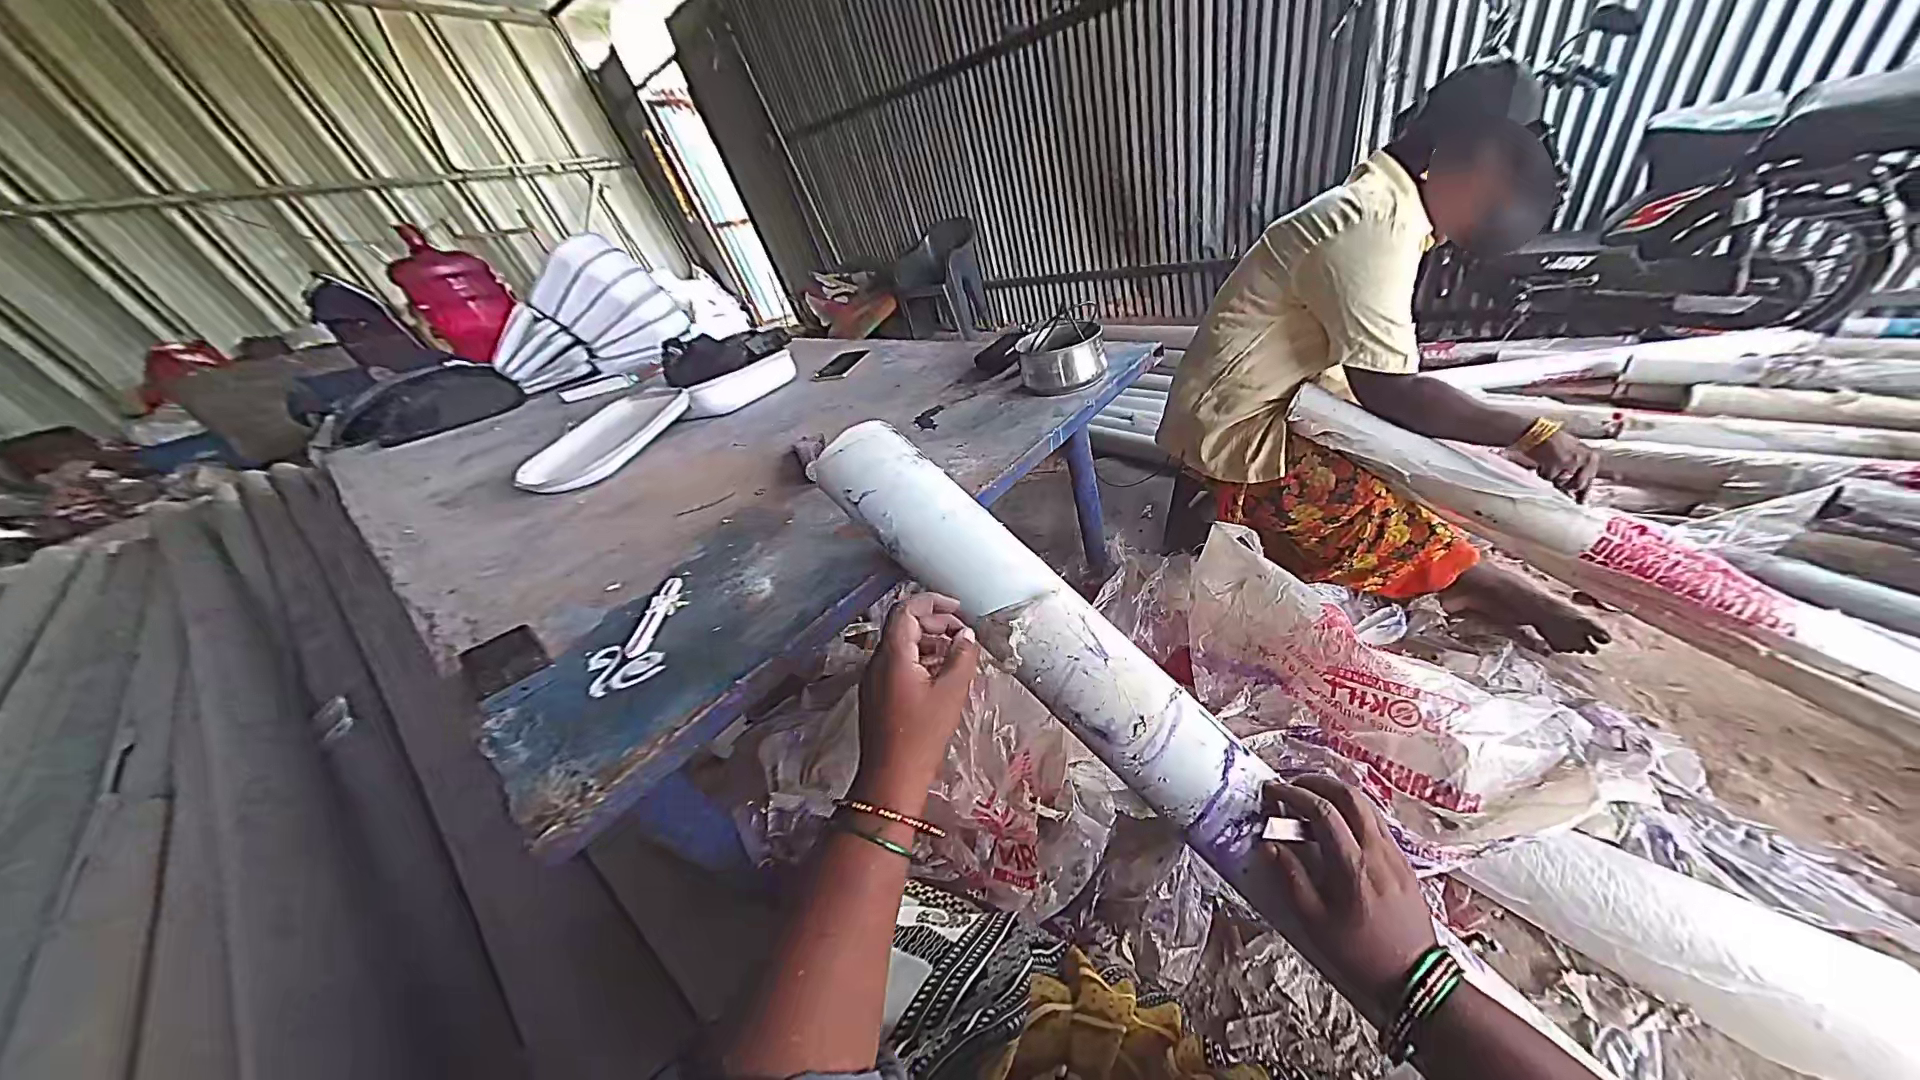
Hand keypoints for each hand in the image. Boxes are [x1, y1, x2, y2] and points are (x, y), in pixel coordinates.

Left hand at [852, 592, 980, 812]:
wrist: (891, 778)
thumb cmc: (922, 735)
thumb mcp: (951, 693)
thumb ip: (962, 657)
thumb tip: (967, 635)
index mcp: (893, 655)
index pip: (906, 610)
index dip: (933, 602)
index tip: (957, 609)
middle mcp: (878, 661)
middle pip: (904, 625)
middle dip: (935, 622)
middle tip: (963, 633)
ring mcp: (874, 678)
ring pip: (902, 645)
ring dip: (930, 641)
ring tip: (957, 653)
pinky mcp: (877, 694)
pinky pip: (899, 663)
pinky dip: (921, 659)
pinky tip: (942, 673)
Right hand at [1259, 776, 1436, 1019]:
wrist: (1418, 982)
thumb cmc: (1361, 953)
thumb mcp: (1315, 921)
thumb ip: (1291, 877)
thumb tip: (1270, 845)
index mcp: (1353, 865)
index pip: (1321, 810)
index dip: (1292, 794)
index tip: (1272, 792)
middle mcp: (1378, 852)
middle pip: (1349, 796)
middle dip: (1316, 782)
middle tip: (1292, 786)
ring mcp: (1395, 855)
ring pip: (1366, 805)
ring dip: (1335, 792)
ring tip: (1311, 798)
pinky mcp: (1404, 862)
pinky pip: (1376, 822)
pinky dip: (1352, 810)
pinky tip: (1338, 824)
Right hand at [1526, 430, 1597, 500]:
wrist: (1538, 433)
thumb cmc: (1555, 442)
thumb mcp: (1575, 453)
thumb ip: (1579, 469)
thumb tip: (1578, 491)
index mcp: (1592, 458)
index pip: (1589, 480)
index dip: (1583, 492)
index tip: (1580, 502)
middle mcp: (1584, 461)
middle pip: (1577, 485)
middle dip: (1565, 486)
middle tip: (1557, 481)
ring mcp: (1569, 464)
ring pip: (1560, 482)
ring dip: (1552, 478)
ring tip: (1547, 467)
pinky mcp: (1554, 466)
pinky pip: (1547, 477)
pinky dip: (1542, 473)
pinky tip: (1541, 465)